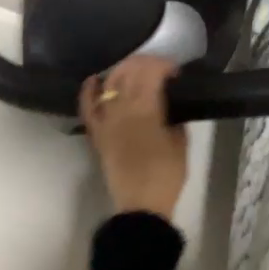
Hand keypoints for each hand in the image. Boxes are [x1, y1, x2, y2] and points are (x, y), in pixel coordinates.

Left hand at [79, 55, 188, 218]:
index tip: (176, 72)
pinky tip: (94, 80)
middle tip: (160, 68)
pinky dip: (89, 91)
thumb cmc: (166, 174)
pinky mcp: (97, 134)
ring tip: (136, 69)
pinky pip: (88, 109)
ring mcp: (106, 121)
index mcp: (146, 109)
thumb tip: (170, 102)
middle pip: (129, 71)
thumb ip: (175, 116)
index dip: (164, 65)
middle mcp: (123, 109)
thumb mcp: (180, 141)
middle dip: (145, 62)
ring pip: (110, 83)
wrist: (141, 207)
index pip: (152, 72)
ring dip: (123, 70)